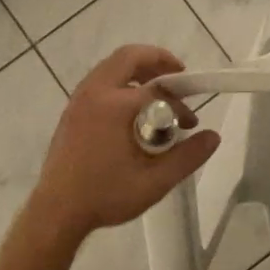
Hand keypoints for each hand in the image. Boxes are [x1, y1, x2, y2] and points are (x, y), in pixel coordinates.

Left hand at [27, 45, 220, 238]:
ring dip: (138, 71)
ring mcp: (78, 100)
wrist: (56, 212)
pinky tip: (132, 111)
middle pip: (128, 57)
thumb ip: (187, 157)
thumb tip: (213, 137)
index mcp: (113, 105)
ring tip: (158, 92)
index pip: (156, 89)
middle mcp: (93, 92)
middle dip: (157, 61)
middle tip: (177, 76)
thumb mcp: (154, 181)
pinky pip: (99, 82)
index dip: (179, 103)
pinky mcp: (71, 112)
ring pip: (111, 67)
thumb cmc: (105, 196)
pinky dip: (120, 83)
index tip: (190, 123)